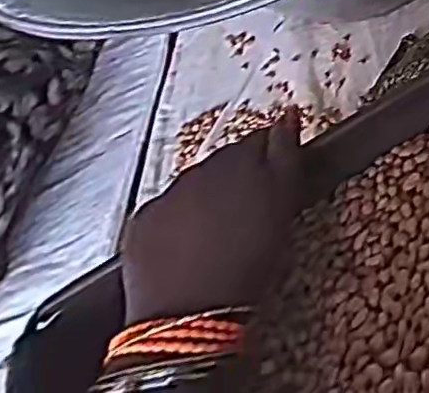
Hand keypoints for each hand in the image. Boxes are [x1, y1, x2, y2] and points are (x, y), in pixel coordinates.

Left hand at [121, 118, 303, 323]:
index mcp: (238, 158)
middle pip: (225, 161)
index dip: (273, 155)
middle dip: (239, 175)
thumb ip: (286, 150)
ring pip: (196, 185)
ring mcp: (165, 196)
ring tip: (222, 228)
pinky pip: (165, 210)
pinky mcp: (139, 225)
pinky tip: (190, 240)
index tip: (279, 176)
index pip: (261, 138)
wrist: (191, 314)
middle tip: (253, 207)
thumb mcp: (285, 198)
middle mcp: (198, 169)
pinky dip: (178, 218)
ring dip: (209, 196)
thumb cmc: (251, 255)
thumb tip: (288, 115)